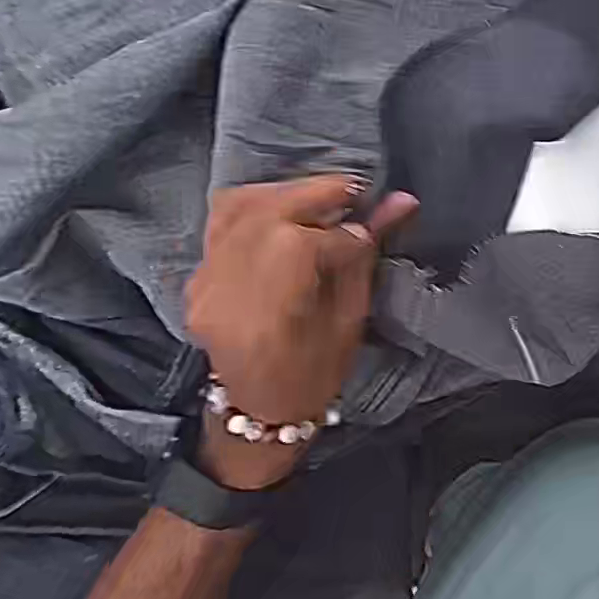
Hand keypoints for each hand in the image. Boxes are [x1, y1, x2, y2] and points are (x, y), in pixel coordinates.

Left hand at [184, 175, 418, 487]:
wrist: (259, 407)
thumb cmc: (315, 375)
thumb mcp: (351, 319)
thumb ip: (367, 254)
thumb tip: (402, 201)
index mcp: (270, 317)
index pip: (307, 245)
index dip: (345, 232)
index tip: (368, 230)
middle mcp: (227, 293)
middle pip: (269, 213)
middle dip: (317, 194)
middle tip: (353, 192)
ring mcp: (204, 282)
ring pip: (240, 206)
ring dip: (286, 192)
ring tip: (321, 198)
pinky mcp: (196, 275)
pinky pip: (223, 220)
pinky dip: (258, 203)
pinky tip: (286, 208)